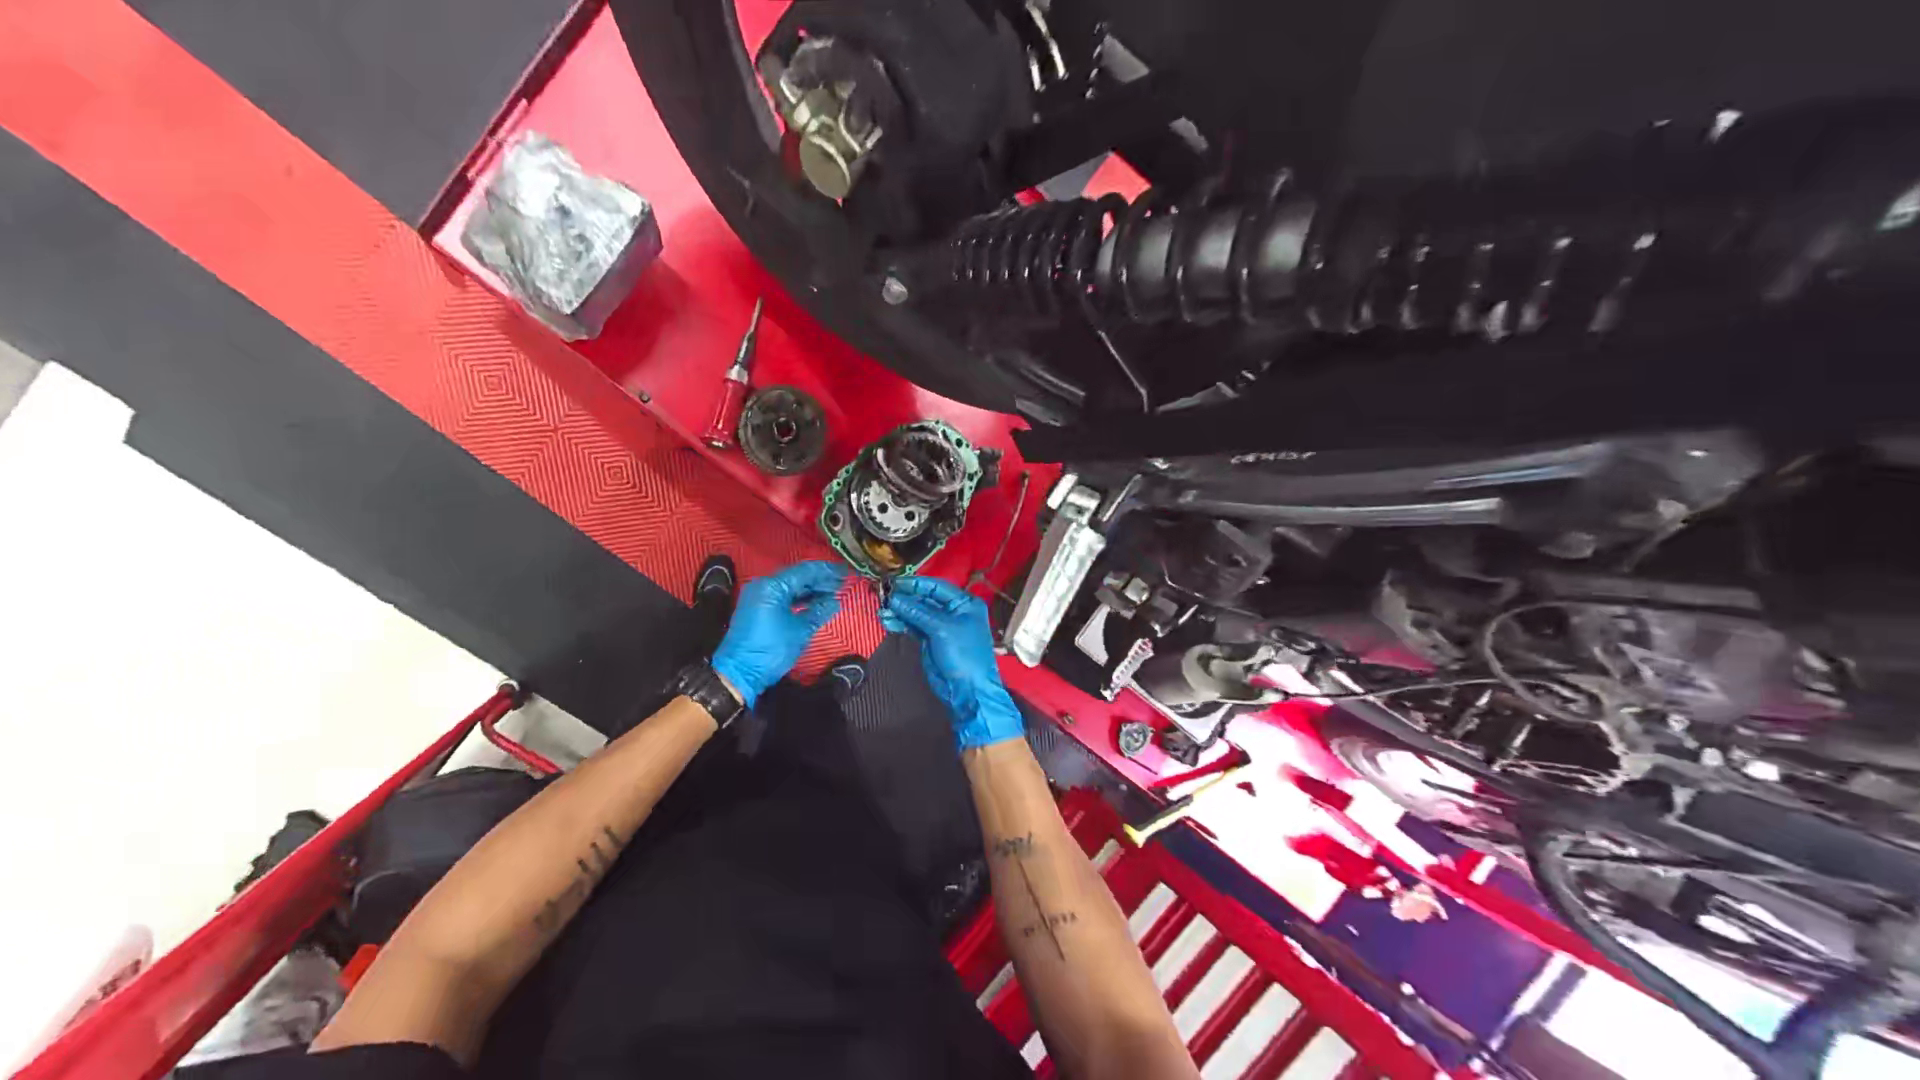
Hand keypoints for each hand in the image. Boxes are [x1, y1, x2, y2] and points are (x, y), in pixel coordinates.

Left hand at [711, 561, 847, 707]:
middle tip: (842, 583)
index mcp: (772, 586)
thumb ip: (819, 611)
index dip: (827, 571)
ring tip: (833, 593)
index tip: (845, 572)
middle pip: (797, 576)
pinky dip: (799, 598)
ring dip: (811, 589)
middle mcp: (763, 585)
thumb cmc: (771, 650)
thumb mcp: (800, 631)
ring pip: (790, 586)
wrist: (739, 673)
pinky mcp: (757, 608)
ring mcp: (758, 596)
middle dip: (820, 580)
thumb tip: (835, 601)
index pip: (805, 571)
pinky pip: (782, 596)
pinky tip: (815, 603)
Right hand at [883, 576, 1024, 749]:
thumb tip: (894, 598)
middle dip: (905, 598)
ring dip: (900, 611)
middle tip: (883, 596)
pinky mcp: (932, 640)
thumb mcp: (942, 629)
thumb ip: (918, 612)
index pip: (936, 587)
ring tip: (882, 611)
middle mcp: (954, 611)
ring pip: (918, 613)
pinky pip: (915, 626)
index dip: (914, 584)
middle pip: (925, 599)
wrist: (968, 690)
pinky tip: (888, 621)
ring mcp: (942, 626)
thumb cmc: (964, 655)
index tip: (893, 583)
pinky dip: (902, 623)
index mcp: (965, 603)